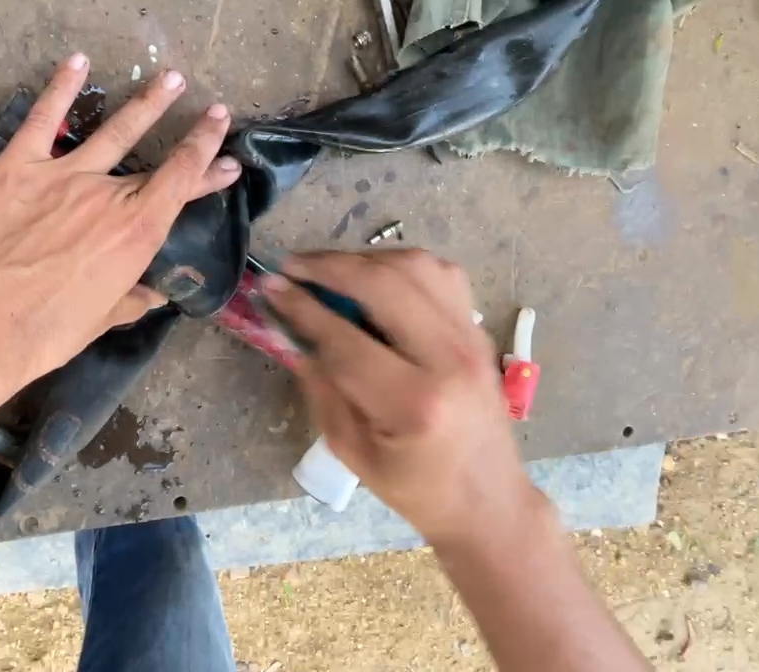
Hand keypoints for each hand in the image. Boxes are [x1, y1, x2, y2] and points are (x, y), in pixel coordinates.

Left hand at [0, 53, 238, 389]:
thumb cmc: (45, 332)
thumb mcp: (100, 320)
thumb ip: (131, 300)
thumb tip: (155, 296)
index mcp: (135, 232)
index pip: (182, 184)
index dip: (209, 161)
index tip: (229, 150)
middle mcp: (108, 194)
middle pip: (161, 159)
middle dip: (193, 135)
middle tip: (213, 107)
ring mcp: (63, 174)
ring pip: (114, 129)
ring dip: (147, 102)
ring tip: (170, 77)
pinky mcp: (18, 166)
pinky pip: (44, 119)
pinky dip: (61, 88)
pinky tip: (77, 62)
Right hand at [265, 249, 541, 547]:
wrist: (489, 499)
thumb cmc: (414, 485)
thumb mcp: (349, 448)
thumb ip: (319, 384)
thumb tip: (290, 327)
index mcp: (413, 403)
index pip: (344, 337)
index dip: (301, 306)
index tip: (270, 286)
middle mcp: (449, 360)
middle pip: (383, 284)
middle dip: (329, 266)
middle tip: (293, 266)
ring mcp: (471, 338)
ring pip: (414, 266)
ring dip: (364, 259)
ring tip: (330, 271)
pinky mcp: (478, 329)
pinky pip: (439, 273)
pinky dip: (400, 264)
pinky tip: (375, 278)